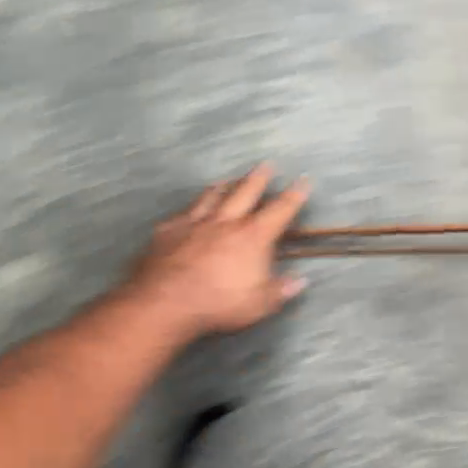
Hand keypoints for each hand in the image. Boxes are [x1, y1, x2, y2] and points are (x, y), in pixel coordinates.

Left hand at [120, 164, 311, 337]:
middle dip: (258, 178)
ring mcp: (194, 224)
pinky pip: (183, 214)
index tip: (303, 180)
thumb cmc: (219, 303)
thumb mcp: (260, 303)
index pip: (280, 210)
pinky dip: (191, 209)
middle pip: (245, 192)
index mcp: (253, 237)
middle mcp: (225, 223)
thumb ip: (280, 289)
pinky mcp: (167, 232)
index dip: (294, 195)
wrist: (164, 303)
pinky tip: (189, 210)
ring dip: (223, 186)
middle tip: (266, 164)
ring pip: (211, 197)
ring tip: (228, 179)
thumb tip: (300, 281)